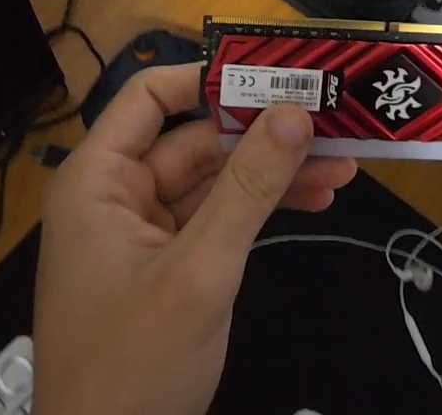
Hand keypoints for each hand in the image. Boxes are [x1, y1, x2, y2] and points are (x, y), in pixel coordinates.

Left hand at [34, 63, 357, 414]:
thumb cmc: (134, 367)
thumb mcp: (199, 271)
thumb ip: (248, 188)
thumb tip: (294, 112)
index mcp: (98, 179)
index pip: (151, 96)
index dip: (211, 77)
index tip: (276, 74)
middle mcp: (117, 192)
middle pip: (196, 137)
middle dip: (264, 133)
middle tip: (331, 121)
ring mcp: (144, 229)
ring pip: (216, 177)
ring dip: (274, 171)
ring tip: (343, 164)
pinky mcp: (169, 261)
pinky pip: (219, 215)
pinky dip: (262, 207)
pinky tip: (315, 198)